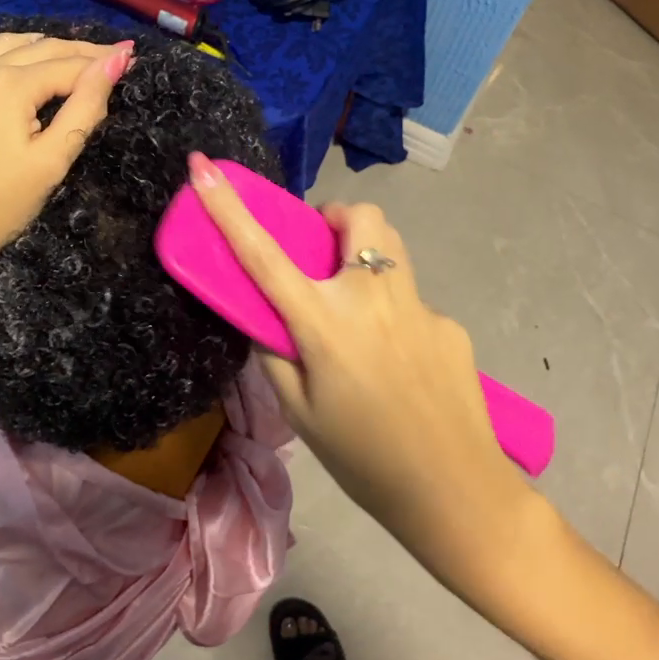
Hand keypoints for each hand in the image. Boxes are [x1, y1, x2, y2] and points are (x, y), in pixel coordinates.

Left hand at [0, 34, 130, 350]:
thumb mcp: (49, 163)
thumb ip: (85, 108)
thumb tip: (115, 61)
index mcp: (8, 84)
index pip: (67, 64)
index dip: (102, 60)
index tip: (131, 54)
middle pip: (35, 48)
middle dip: (75, 50)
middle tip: (108, 55)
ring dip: (35, 47)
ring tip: (63, 55)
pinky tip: (6, 72)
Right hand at [183, 152, 530, 550]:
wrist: (455, 493)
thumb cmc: (362, 458)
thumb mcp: (298, 412)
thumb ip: (274, 352)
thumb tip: (264, 314)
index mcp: (323, 321)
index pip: (262, 252)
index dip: (228, 207)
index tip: (203, 166)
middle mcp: (370, 296)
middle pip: (356, 215)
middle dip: (334, 222)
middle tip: (322, 260)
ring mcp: (417, 305)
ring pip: (390, 243)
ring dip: (364, 251)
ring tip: (356, 303)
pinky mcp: (448, 323)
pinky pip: (411, 298)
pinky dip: (393, 313)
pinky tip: (399, 365)